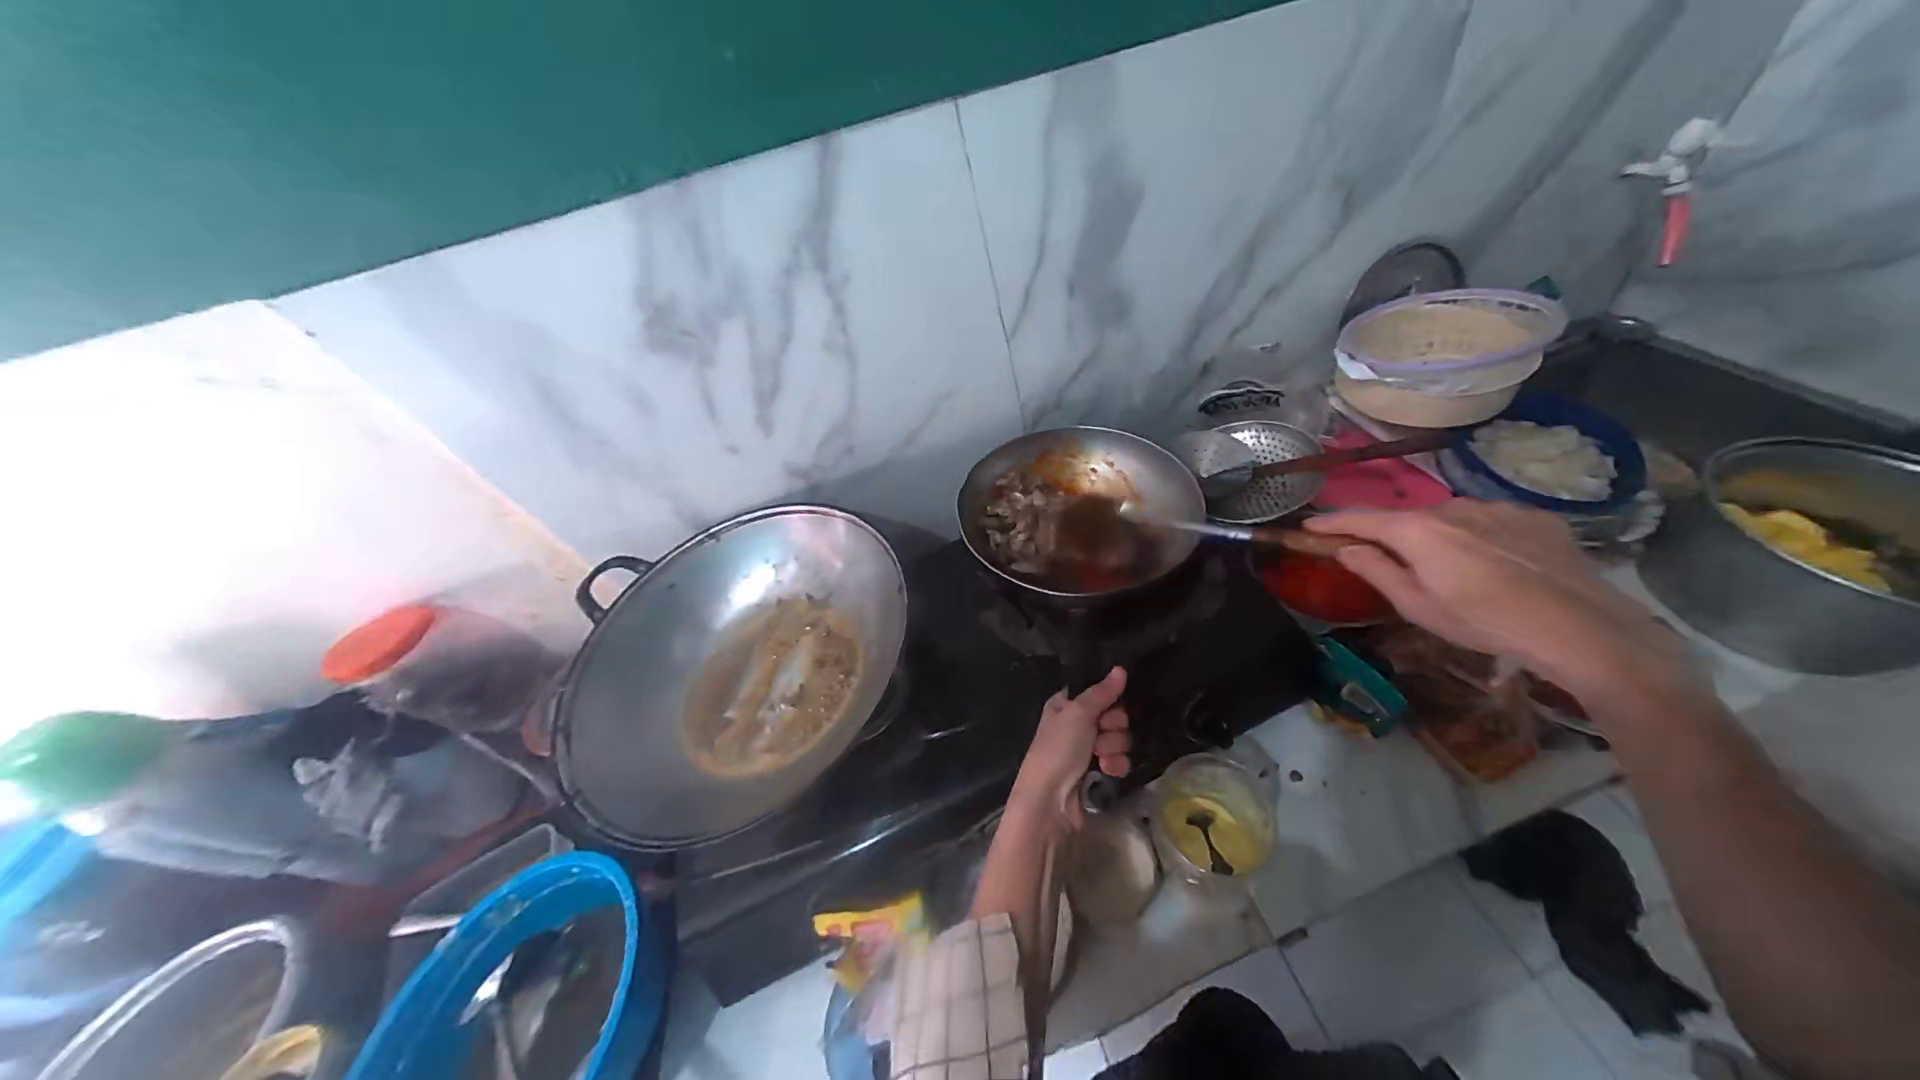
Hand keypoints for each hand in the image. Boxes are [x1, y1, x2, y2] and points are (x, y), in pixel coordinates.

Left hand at [1009, 666, 1130, 831]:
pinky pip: (1117, 759)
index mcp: (1063, 705)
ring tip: (1101, 757)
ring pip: (1117, 738)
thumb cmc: (1057, 750)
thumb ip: (1101, 692)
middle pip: (1111, 715)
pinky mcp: (1095, 771)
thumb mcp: (1078, 714)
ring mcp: (1084, 749)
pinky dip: (1116, 764)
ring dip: (1114, 747)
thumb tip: (1120, 669)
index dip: (1107, 699)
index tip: (1110, 706)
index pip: (1096, 692)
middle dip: (1113, 727)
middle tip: (1101, 734)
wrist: (1049, 802)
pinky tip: (1108, 771)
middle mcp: (1074, 724)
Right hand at [1305, 501, 1698, 701]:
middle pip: (1407, 518)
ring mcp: (1497, 509)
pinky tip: (1494, 565)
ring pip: (1451, 518)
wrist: (1580, 629)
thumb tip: (1345, 548)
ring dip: (1437, 536)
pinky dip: (1478, 537)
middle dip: (1390, 534)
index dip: (1331, 521)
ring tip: (1449, 568)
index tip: (1309, 524)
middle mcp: (1453, 508)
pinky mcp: (1534, 518)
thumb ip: (1376, 571)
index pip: (1361, 518)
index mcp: (1417, 531)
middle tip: (1385, 558)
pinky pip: (1491, 522)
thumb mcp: (1417, 606)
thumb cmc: (1484, 622)